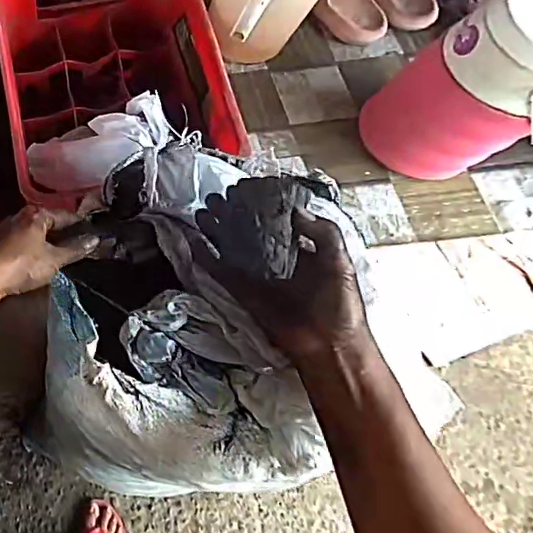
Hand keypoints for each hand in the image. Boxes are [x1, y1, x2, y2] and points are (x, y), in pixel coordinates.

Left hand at [0, 206, 97, 299]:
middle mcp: (19, 215)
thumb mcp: (54, 259)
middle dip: (64, 233)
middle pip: (48, 222)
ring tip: (62, 253)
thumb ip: (76, 249)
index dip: (81, 224)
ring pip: (34, 231)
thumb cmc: (21, 265)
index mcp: (36, 214)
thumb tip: (94, 240)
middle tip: (80, 244)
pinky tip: (37, 258)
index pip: (65, 215)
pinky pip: (22, 241)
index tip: (93, 232)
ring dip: (47, 241)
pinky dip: (33, 247)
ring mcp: (6, 228)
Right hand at [189, 207, 371, 369]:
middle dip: (232, 211)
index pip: (274, 219)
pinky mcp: (236, 286)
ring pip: (227, 242)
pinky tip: (193, 237)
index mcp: (298, 248)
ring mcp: (251, 271)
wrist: (325, 345)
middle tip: (220, 196)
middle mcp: (271, 256)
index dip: (260, 203)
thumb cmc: (339, 306)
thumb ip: (324, 234)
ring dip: (213, 226)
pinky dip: (202, 252)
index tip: (247, 188)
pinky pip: (215, 266)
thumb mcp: (340, 264)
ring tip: (203, 209)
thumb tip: (294, 210)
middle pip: (245, 227)